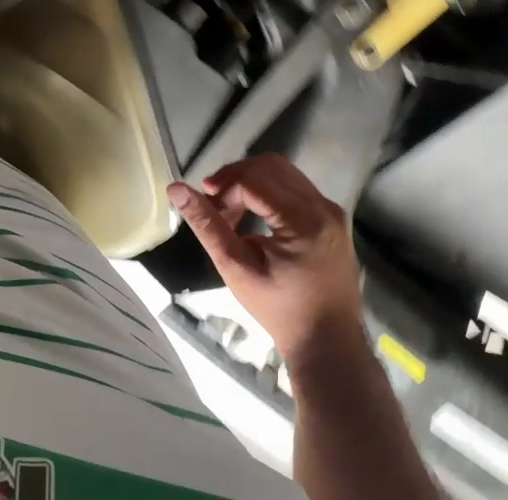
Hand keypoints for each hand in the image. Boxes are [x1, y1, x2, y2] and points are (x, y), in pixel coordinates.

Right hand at [166, 154, 363, 361]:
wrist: (328, 341)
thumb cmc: (278, 308)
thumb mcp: (235, 267)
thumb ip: (206, 224)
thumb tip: (175, 188)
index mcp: (304, 222)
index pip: (253, 181)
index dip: (223, 187)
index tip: (205, 206)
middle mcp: (324, 208)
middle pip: (268, 167)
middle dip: (234, 178)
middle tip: (213, 204)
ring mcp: (331, 211)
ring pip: (281, 172)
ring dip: (248, 182)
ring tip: (229, 210)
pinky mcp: (332, 218)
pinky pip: (293, 186)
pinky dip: (266, 191)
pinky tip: (251, 216)